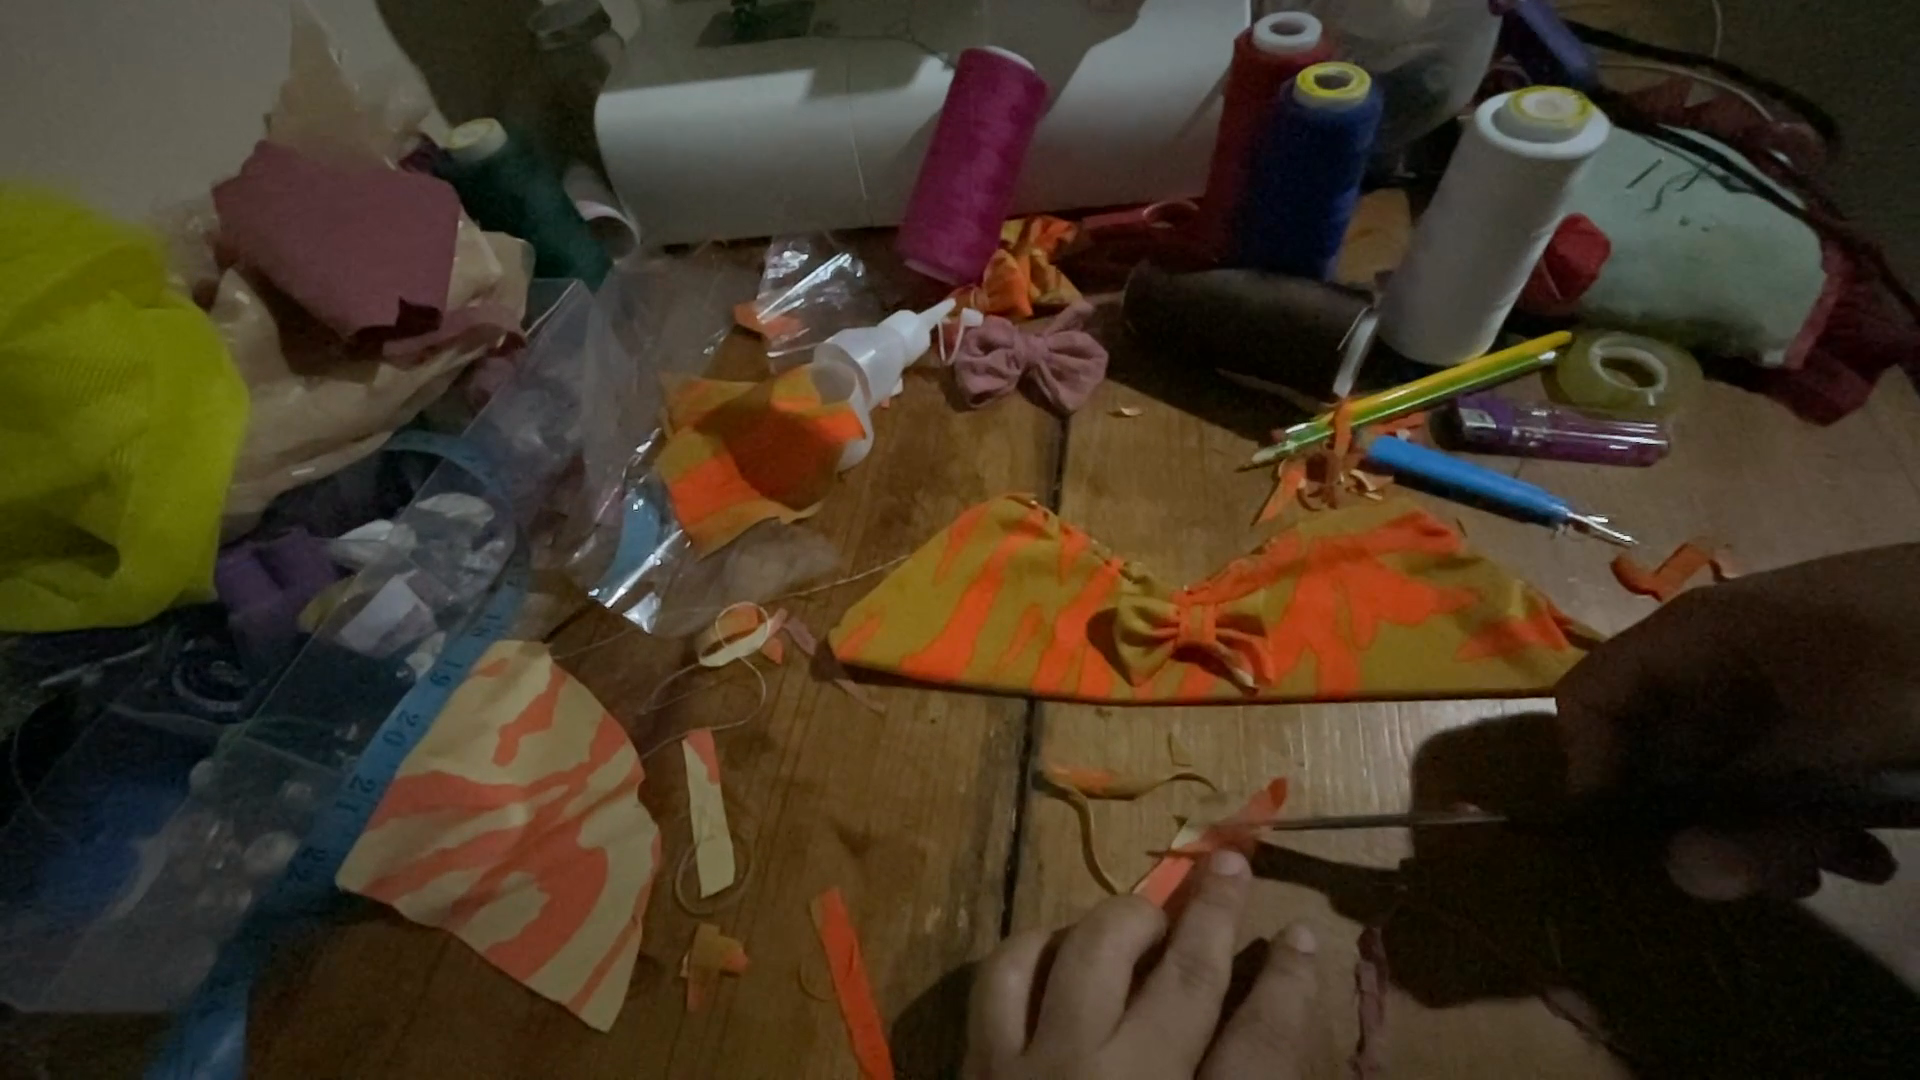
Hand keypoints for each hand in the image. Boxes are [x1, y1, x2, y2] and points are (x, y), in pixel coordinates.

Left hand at [964, 850, 1318, 1078]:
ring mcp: (1042, 1069)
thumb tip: (1269, 1052)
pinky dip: (1034, 944)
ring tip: (1150, 913)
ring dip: (1127, 919)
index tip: (1305, 937)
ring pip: (1091, 953)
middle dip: (1216, 915)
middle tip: (1233, 864)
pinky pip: (1004, 973)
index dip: (1290, 989)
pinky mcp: (981, 1066)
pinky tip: (1056, 944)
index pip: (1259, 1049)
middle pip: (1183, 980)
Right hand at [1555, 544, 1919, 899]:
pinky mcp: (1829, 705)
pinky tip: (1863, 848)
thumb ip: (1770, 811)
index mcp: (1694, 638)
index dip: (1590, 761)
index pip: (1593, 696)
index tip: (1625, 835)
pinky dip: (1806, 813)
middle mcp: (1714, 658)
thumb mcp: (1860, 746)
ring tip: (1826, 869)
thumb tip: (1683, 877)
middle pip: (1658, 739)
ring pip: (1722, 763)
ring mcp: (1774, 680)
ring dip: (1758, 827)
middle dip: (1694, 815)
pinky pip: (1781, 765)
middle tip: (1749, 877)